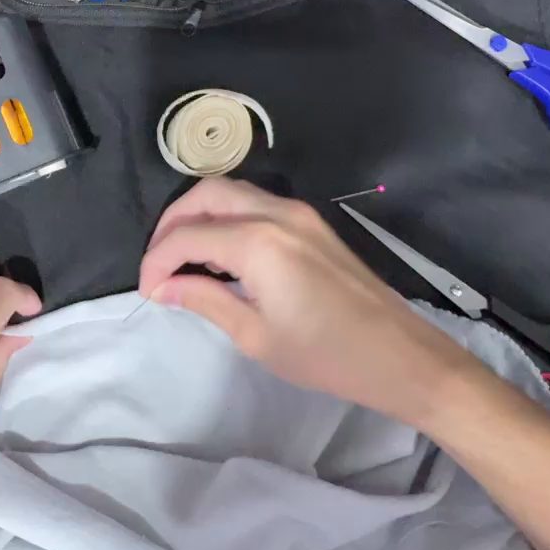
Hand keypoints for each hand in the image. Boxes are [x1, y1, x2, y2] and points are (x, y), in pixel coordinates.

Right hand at [137, 177, 475, 423]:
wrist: (402, 357)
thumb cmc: (327, 356)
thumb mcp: (256, 336)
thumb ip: (205, 299)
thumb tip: (163, 287)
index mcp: (260, 242)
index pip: (188, 236)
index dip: (157, 262)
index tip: (147, 292)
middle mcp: (277, 213)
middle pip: (206, 194)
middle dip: (172, 223)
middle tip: (159, 264)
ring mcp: (299, 213)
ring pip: (231, 192)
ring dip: (199, 216)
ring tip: (184, 260)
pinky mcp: (311, 222)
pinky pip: (255, 204)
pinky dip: (226, 219)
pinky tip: (221, 256)